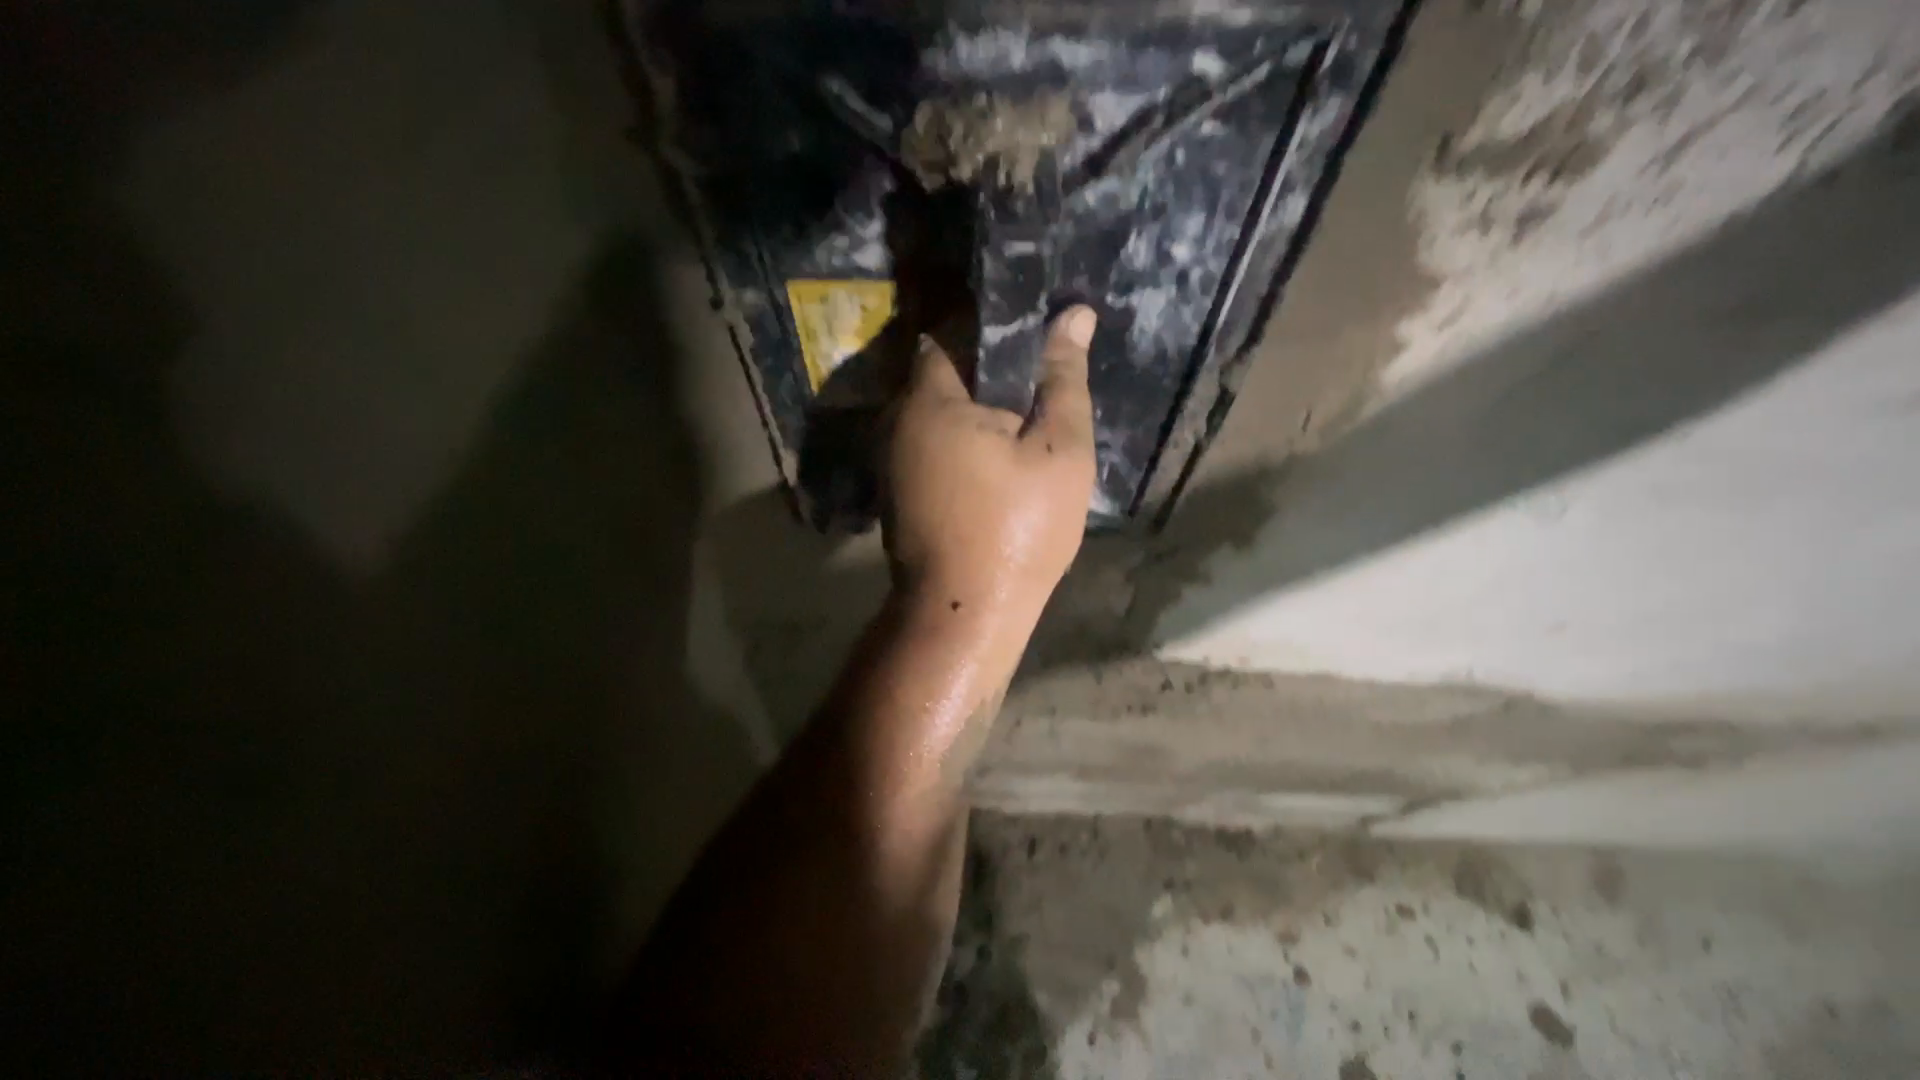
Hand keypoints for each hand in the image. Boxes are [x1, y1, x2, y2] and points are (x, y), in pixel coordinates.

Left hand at [883, 306, 1097, 627]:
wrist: (966, 613)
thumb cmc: (1018, 527)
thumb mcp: (1060, 450)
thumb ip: (1064, 379)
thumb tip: (1075, 314)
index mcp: (930, 399)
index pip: (951, 333)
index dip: (991, 330)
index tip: (1032, 343)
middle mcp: (896, 422)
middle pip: (942, 377)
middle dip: (985, 378)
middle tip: (1036, 393)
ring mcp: (889, 462)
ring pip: (935, 418)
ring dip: (972, 418)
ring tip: (1022, 431)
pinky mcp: (895, 494)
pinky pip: (928, 450)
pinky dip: (957, 448)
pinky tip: (993, 471)